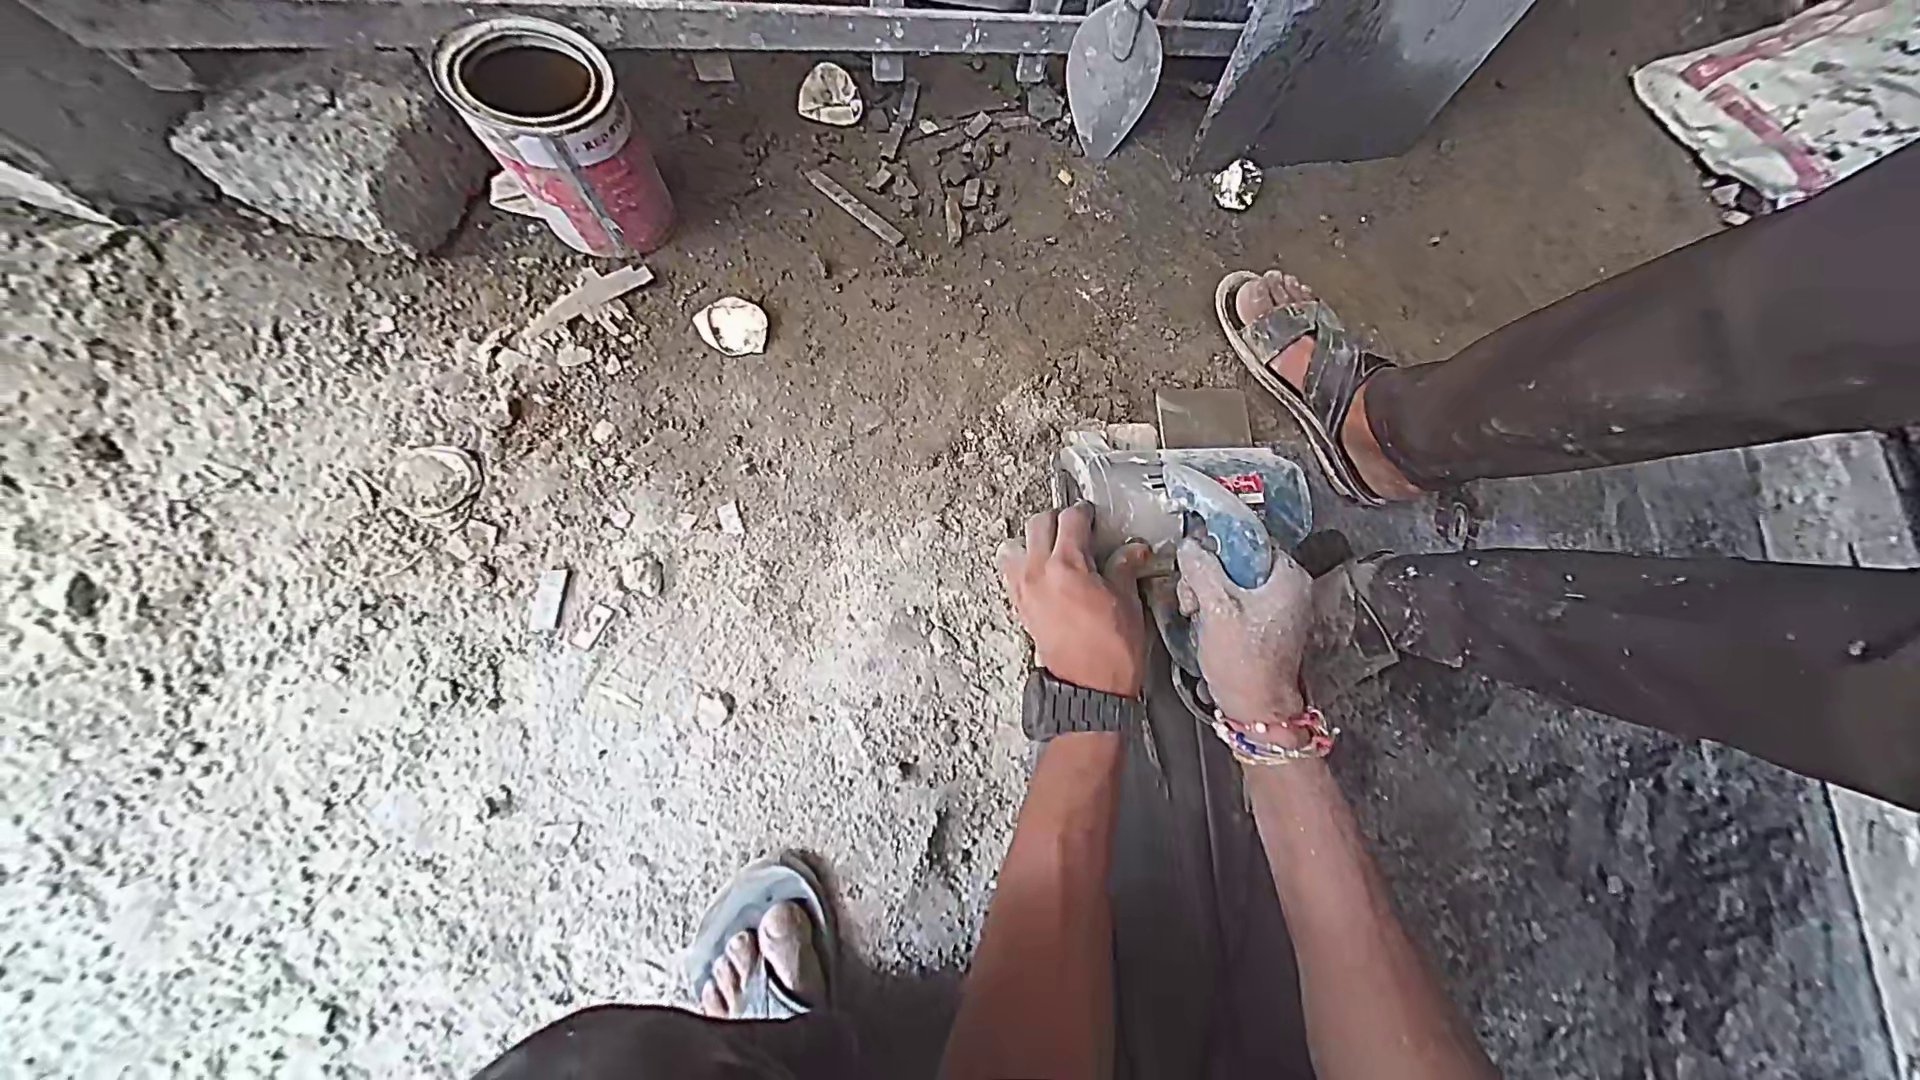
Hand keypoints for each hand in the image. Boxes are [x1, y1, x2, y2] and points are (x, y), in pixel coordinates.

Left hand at [998, 504, 1151, 696]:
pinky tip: (1044, 573)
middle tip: (1076, 529)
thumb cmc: (1111, 651)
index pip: (1070, 518)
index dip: (1085, 513)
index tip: (1093, 517)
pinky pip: (1010, 571)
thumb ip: (1124, 568)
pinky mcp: (1018, 605)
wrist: (1089, 688)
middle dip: (1057, 520)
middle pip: (1037, 523)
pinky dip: (1022, 564)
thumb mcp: (1127, 602)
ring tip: (1054, 549)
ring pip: (1015, 545)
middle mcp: (1038, 572)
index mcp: (1067, 566)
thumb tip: (1133, 551)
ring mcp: (1023, 589)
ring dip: (1033, 541)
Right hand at [1176, 538, 1312, 726]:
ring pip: (1230, 579)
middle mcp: (1287, 587)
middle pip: (1236, 560)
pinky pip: (1233, 598)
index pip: (1250, 539)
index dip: (1218, 545)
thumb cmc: (1244, 660)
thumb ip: (1201, 569)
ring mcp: (1275, 606)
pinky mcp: (1262, 622)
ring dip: (1205, 591)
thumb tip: (1189, 545)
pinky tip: (1202, 620)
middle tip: (1193, 597)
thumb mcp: (1216, 607)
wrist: (1255, 707)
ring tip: (1195, 613)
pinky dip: (1214, 605)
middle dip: (1207, 574)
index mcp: (1288, 577)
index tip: (1196, 557)